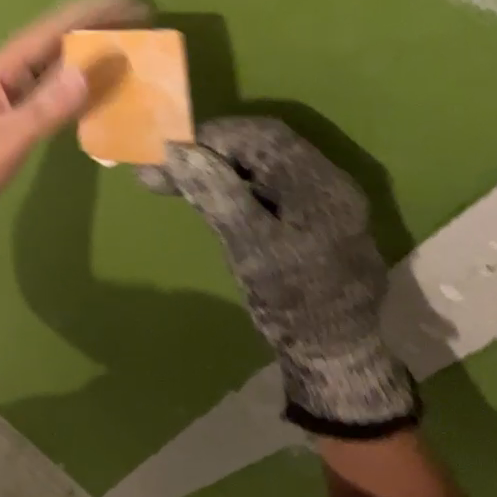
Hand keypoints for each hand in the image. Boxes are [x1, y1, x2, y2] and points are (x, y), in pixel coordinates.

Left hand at [0, 0, 147, 228]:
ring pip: (48, 71)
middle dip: (89, 31)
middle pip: (49, 46)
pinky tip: (92, 93)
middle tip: (134, 19)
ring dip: (82, 59)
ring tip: (122, 47)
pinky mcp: (5, 124)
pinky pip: (45, 96)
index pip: (48, 33)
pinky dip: (71, 91)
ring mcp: (1, 101)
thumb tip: (90, 67)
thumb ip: (49, 106)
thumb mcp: (11, 139)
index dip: (87, 14)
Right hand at [137, 118, 418, 437]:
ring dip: (215, 171)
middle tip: (162, 168)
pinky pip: (266, 190)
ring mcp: (321, 205)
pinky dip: (230, 188)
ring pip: (260, 169)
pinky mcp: (310, 224)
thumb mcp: (251, 248)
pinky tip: (205, 199)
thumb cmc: (294, 303)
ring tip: (172, 183)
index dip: (215, 136)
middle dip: (208, 153)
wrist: (335, 359)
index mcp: (322, 185)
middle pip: (262, 149)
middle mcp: (328, 185)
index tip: (171, 151)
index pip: (264, 136)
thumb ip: (216, 194)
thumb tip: (178, 150)